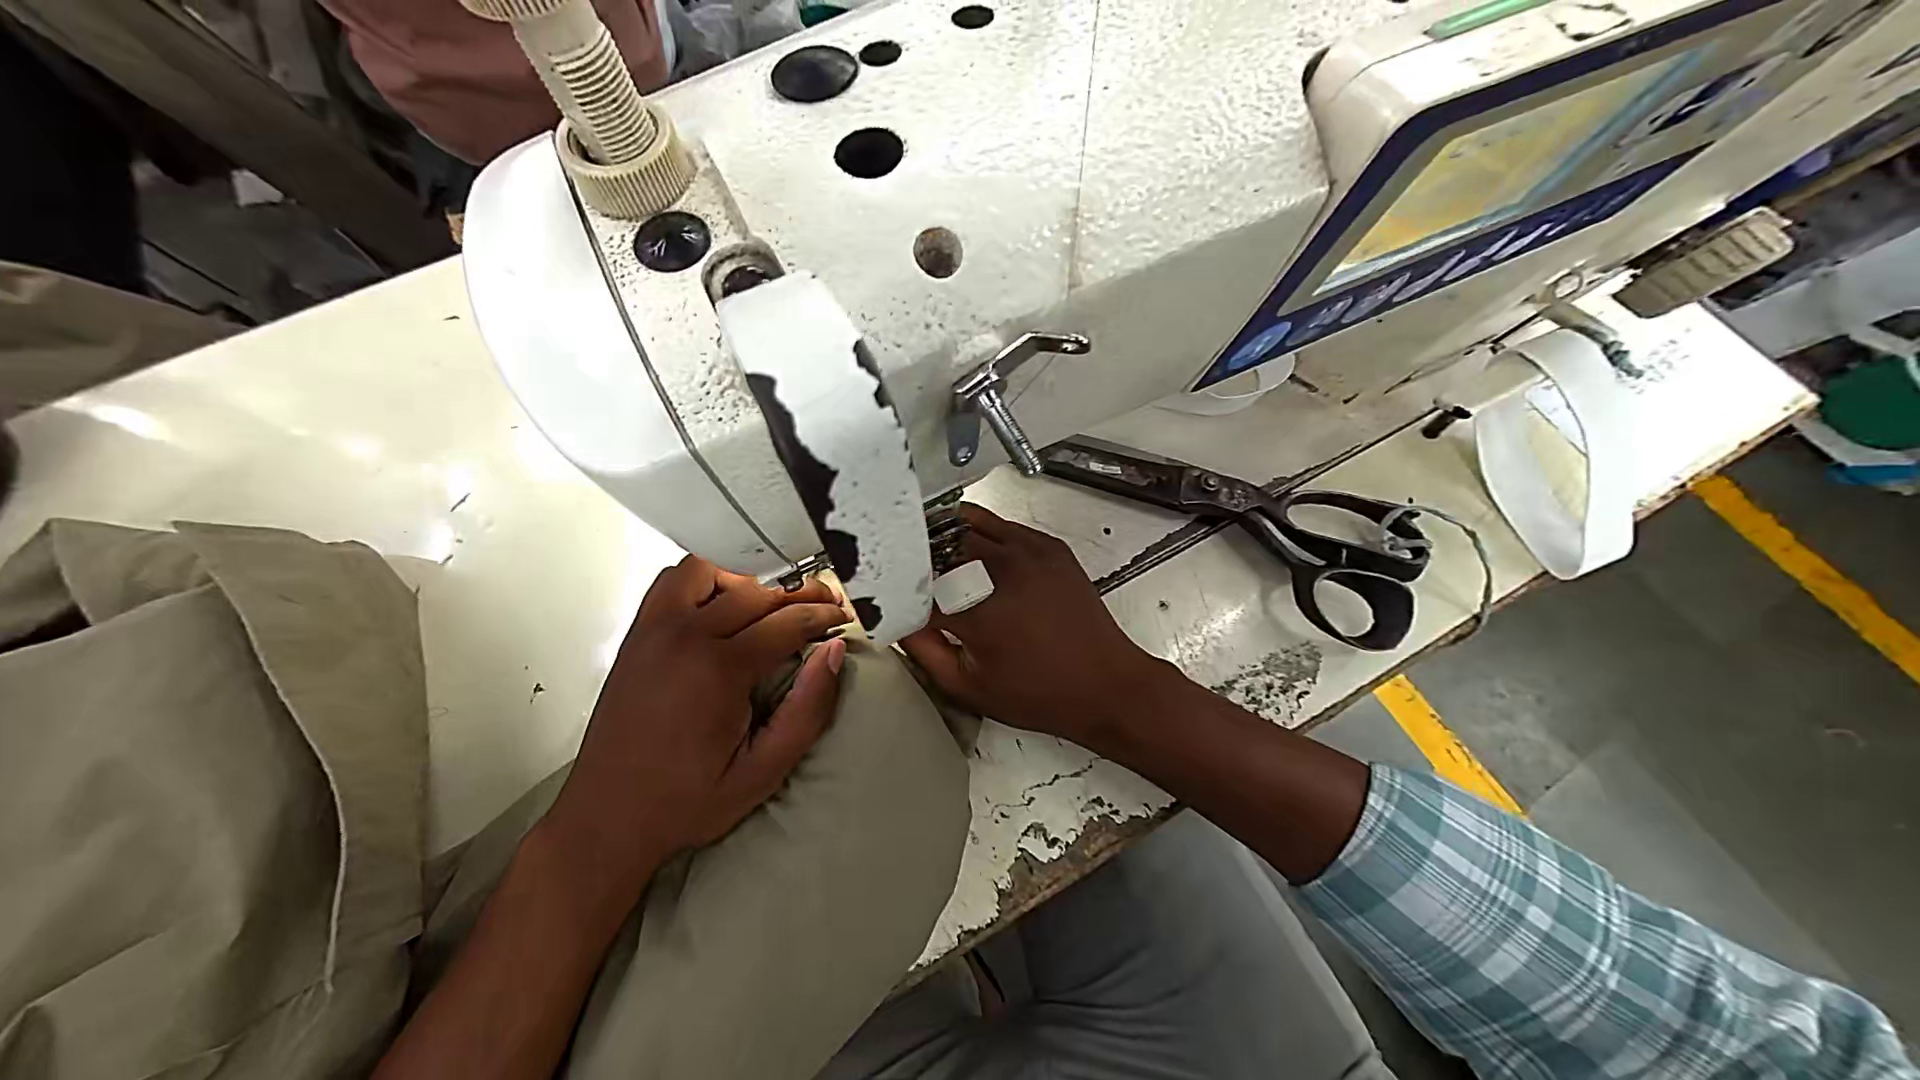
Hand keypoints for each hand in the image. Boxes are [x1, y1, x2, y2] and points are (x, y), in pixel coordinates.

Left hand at [543, 556, 850, 892]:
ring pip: (712, 571)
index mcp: (718, 670)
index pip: (787, 621)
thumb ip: (807, 711)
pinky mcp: (637, 636)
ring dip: (749, 580)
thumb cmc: (684, 801)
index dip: (823, 615)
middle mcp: (683, 638)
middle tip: (823, 605)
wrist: (608, 818)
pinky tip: (723, 603)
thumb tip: (833, 654)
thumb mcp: (763, 771)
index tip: (841, 618)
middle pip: (757, 591)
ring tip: (774, 602)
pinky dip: (705, 579)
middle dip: (799, 594)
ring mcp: (654, 631)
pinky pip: (673, 581)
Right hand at [900, 505, 1181, 748]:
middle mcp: (1000, 571)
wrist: (1106, 684)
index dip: (893, 590)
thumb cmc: (1043, 693)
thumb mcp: (968, 687)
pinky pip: (999, 524)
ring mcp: (1027, 552)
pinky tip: (973, 556)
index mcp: (976, 610)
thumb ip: (922, 651)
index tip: (887, 596)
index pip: (913, 584)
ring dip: (943, 539)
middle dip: (916, 558)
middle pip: (935, 542)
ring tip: (935, 560)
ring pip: (965, 523)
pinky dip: (978, 534)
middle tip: (907, 574)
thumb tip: (898, 621)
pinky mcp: (1047, 546)